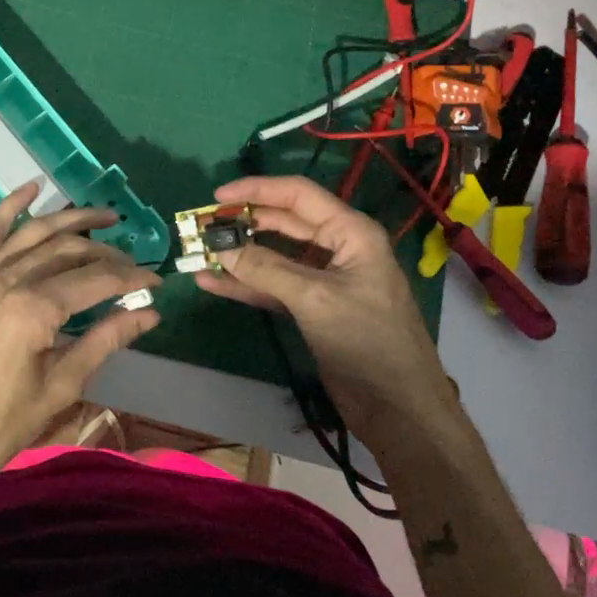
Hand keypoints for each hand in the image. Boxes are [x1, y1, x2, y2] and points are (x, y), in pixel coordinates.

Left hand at [0, 182, 160, 495]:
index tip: (158, 283)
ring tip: (102, 215)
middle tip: (135, 264)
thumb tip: (149, 314)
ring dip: (68, 220)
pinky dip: (9, 208)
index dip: (131, 278)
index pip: (95, 280)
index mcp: (33, 309)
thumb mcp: (60, 387)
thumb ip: (104, 341)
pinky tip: (31, 189)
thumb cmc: (0, 426)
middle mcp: (8, 281)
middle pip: (67, 252)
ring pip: (32, 235)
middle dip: (106, 253)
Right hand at [194, 175, 451, 420]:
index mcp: (351, 233)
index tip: (217, 196)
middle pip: (283, 222)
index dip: (257, 190)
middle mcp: (338, 248)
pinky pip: (272, 286)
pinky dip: (244, 285)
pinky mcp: (312, 307)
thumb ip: (265, 270)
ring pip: (274, 256)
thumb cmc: (367, 341)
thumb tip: (218, 246)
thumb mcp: (315, 299)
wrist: (398, 406)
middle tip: (201, 226)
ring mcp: (324, 279)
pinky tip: (211, 283)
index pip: (298, 195)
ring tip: (199, 252)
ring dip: (239, 255)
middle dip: (243, 222)